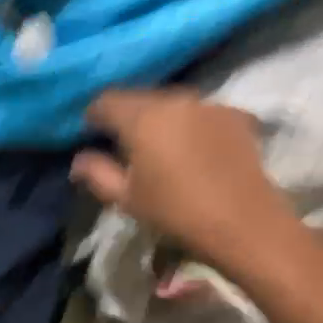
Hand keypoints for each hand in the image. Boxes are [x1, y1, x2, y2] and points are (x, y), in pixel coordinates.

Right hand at [72, 89, 298, 277]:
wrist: (244, 223)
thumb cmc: (175, 213)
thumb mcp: (126, 199)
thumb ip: (97, 174)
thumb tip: (78, 160)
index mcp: (142, 117)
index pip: (105, 101)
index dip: (93, 117)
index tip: (92, 137)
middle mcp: (174, 100)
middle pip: (139, 98)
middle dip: (127, 118)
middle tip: (124, 147)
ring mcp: (208, 104)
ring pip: (170, 103)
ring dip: (159, 120)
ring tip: (160, 149)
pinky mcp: (235, 115)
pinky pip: (199, 113)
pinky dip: (189, 125)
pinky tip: (193, 150)